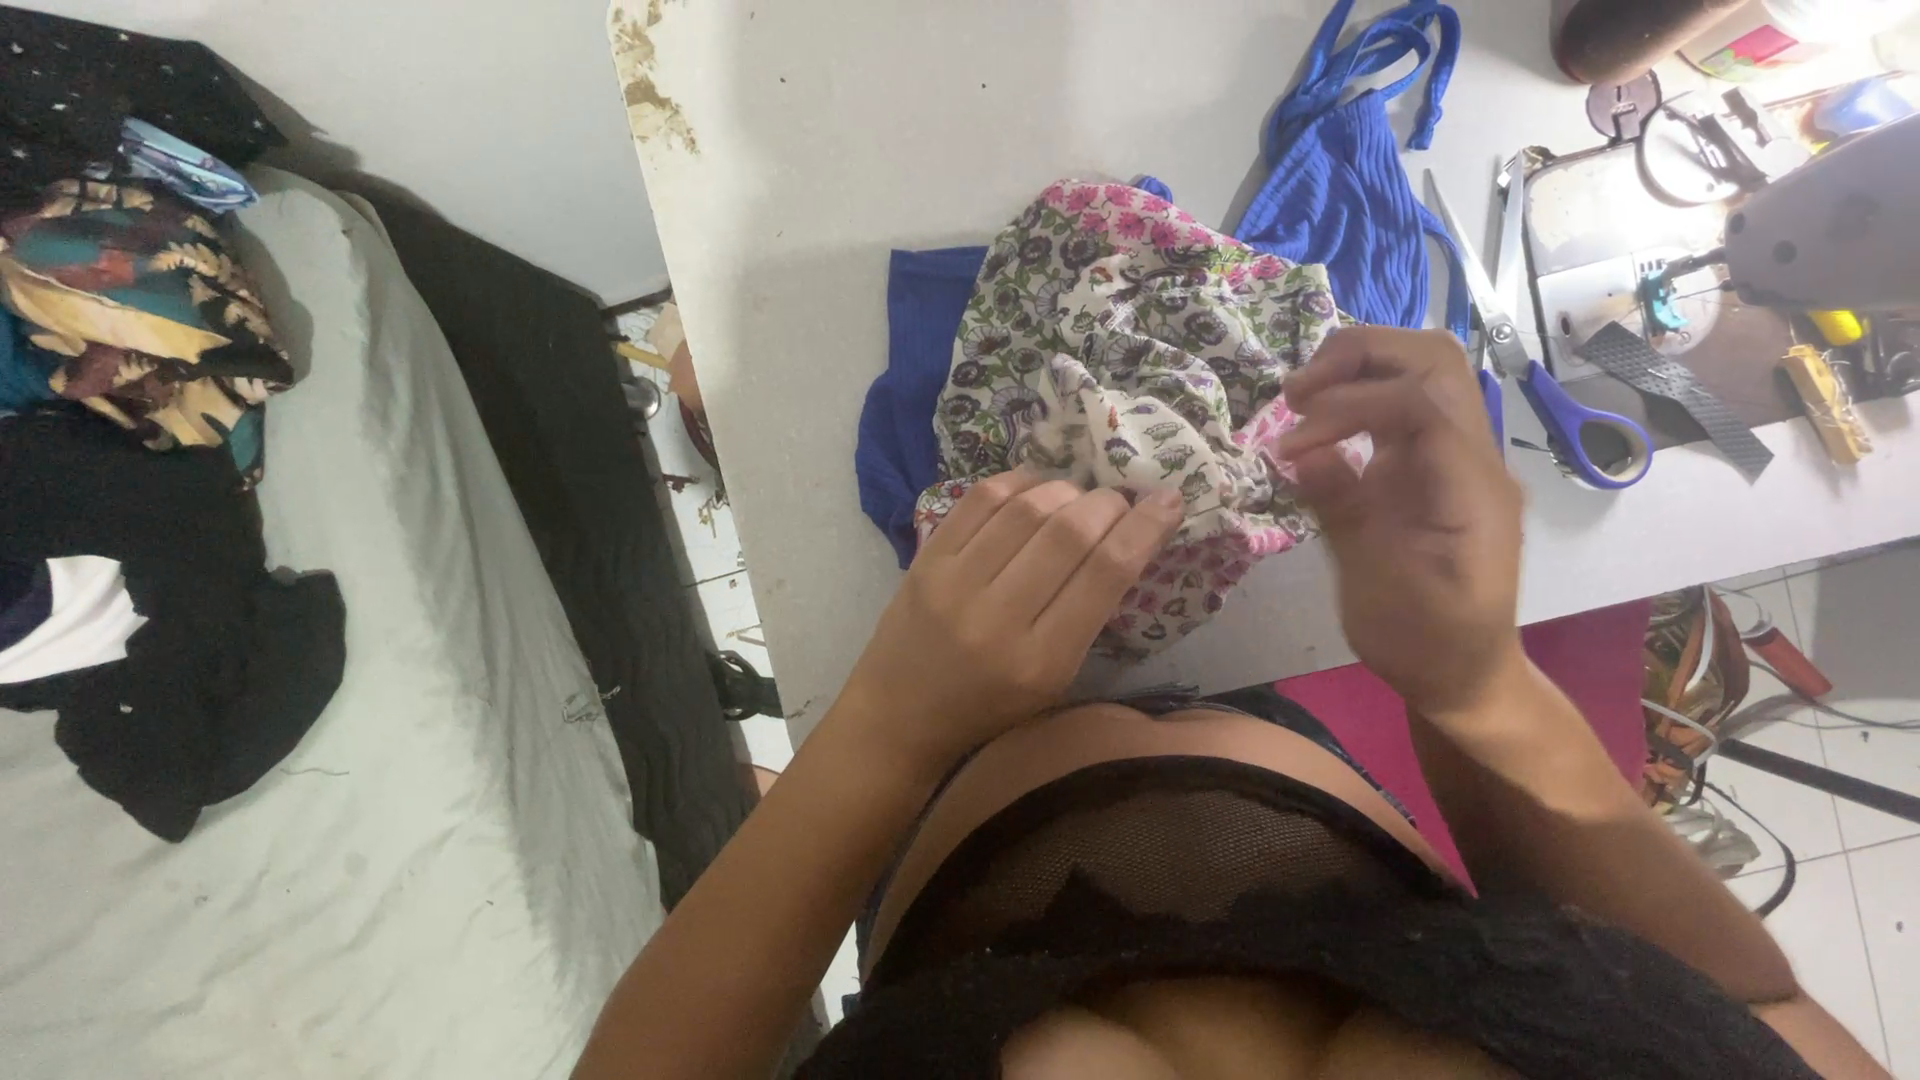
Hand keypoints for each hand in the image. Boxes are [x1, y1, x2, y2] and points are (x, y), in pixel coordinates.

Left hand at [834, 471, 1183, 771]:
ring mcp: (955, 583)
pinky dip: (1018, 482)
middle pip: (1069, 533)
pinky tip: (1037, 486)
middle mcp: (998, 618)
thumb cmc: (987, 710)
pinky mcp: (926, 560)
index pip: (1105, 575)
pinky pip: (979, 499)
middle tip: (1118, 502)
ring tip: (1080, 496)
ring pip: (1027, 508)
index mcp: (1041, 661)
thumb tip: (1124, 542)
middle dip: (1107, 504)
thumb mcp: (1052, 682)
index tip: (1169, 501)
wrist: (899, 716)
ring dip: (1067, 490)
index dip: (1144, 528)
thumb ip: (1087, 617)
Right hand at [1278, 327, 1525, 718]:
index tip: (1289, 442)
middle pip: (1431, 359)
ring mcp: (1451, 457)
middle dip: (1357, 357)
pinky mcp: (1427, 466)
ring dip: (1356, 370)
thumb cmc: (1426, 641)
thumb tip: (1301, 450)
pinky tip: (1315, 427)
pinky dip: (1354, 400)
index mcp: (1470, 486)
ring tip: (1298, 403)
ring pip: (1418, 371)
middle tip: (1293, 394)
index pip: (1418, 401)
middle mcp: (1471, 456)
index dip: (1348, 404)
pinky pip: (1398, 406)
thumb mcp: (1380, 588)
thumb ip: (1346, 513)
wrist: (1463, 672)